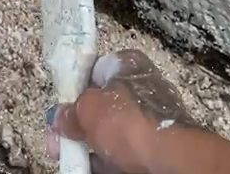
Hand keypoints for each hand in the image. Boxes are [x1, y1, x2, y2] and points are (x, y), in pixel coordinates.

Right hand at [53, 50, 229, 173]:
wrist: (172, 165)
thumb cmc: (129, 123)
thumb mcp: (89, 110)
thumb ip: (71, 112)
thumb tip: (58, 117)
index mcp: (128, 66)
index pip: (94, 71)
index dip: (74, 91)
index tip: (60, 111)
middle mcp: (141, 90)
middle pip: (100, 108)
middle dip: (76, 127)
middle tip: (57, 145)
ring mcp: (150, 124)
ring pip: (110, 136)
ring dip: (86, 148)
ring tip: (67, 161)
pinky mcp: (154, 153)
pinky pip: (121, 155)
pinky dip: (102, 163)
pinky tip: (85, 168)